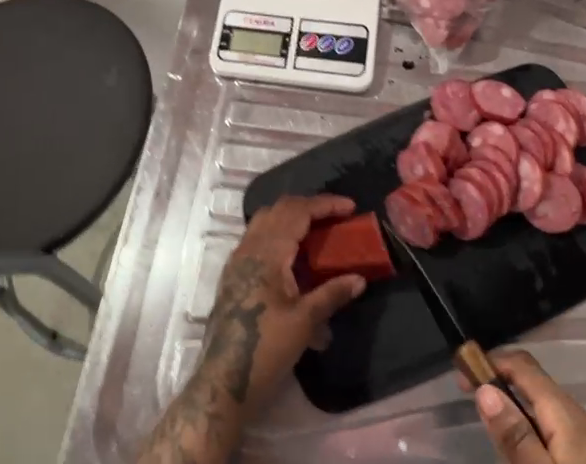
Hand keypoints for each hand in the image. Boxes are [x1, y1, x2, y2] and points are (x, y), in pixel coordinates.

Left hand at [200, 193, 366, 416]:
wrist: (225, 379)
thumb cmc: (267, 347)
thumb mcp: (305, 321)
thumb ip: (332, 294)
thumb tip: (360, 279)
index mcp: (267, 252)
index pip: (297, 212)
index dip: (325, 205)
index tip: (350, 207)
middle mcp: (249, 248)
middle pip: (279, 210)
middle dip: (309, 206)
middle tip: (336, 216)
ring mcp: (238, 261)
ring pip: (265, 222)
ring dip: (292, 218)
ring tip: (318, 230)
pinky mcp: (234, 275)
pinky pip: (258, 238)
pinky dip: (279, 234)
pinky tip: (295, 255)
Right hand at [465, 350, 585, 463]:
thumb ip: (515, 437)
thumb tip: (486, 389)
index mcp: (568, 416)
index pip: (526, 367)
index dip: (491, 362)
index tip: (462, 376)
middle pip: (540, 389)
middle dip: (505, 390)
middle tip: (474, 409)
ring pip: (554, 414)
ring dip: (523, 415)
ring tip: (500, 437)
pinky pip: (567, 435)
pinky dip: (543, 434)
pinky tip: (535, 458)